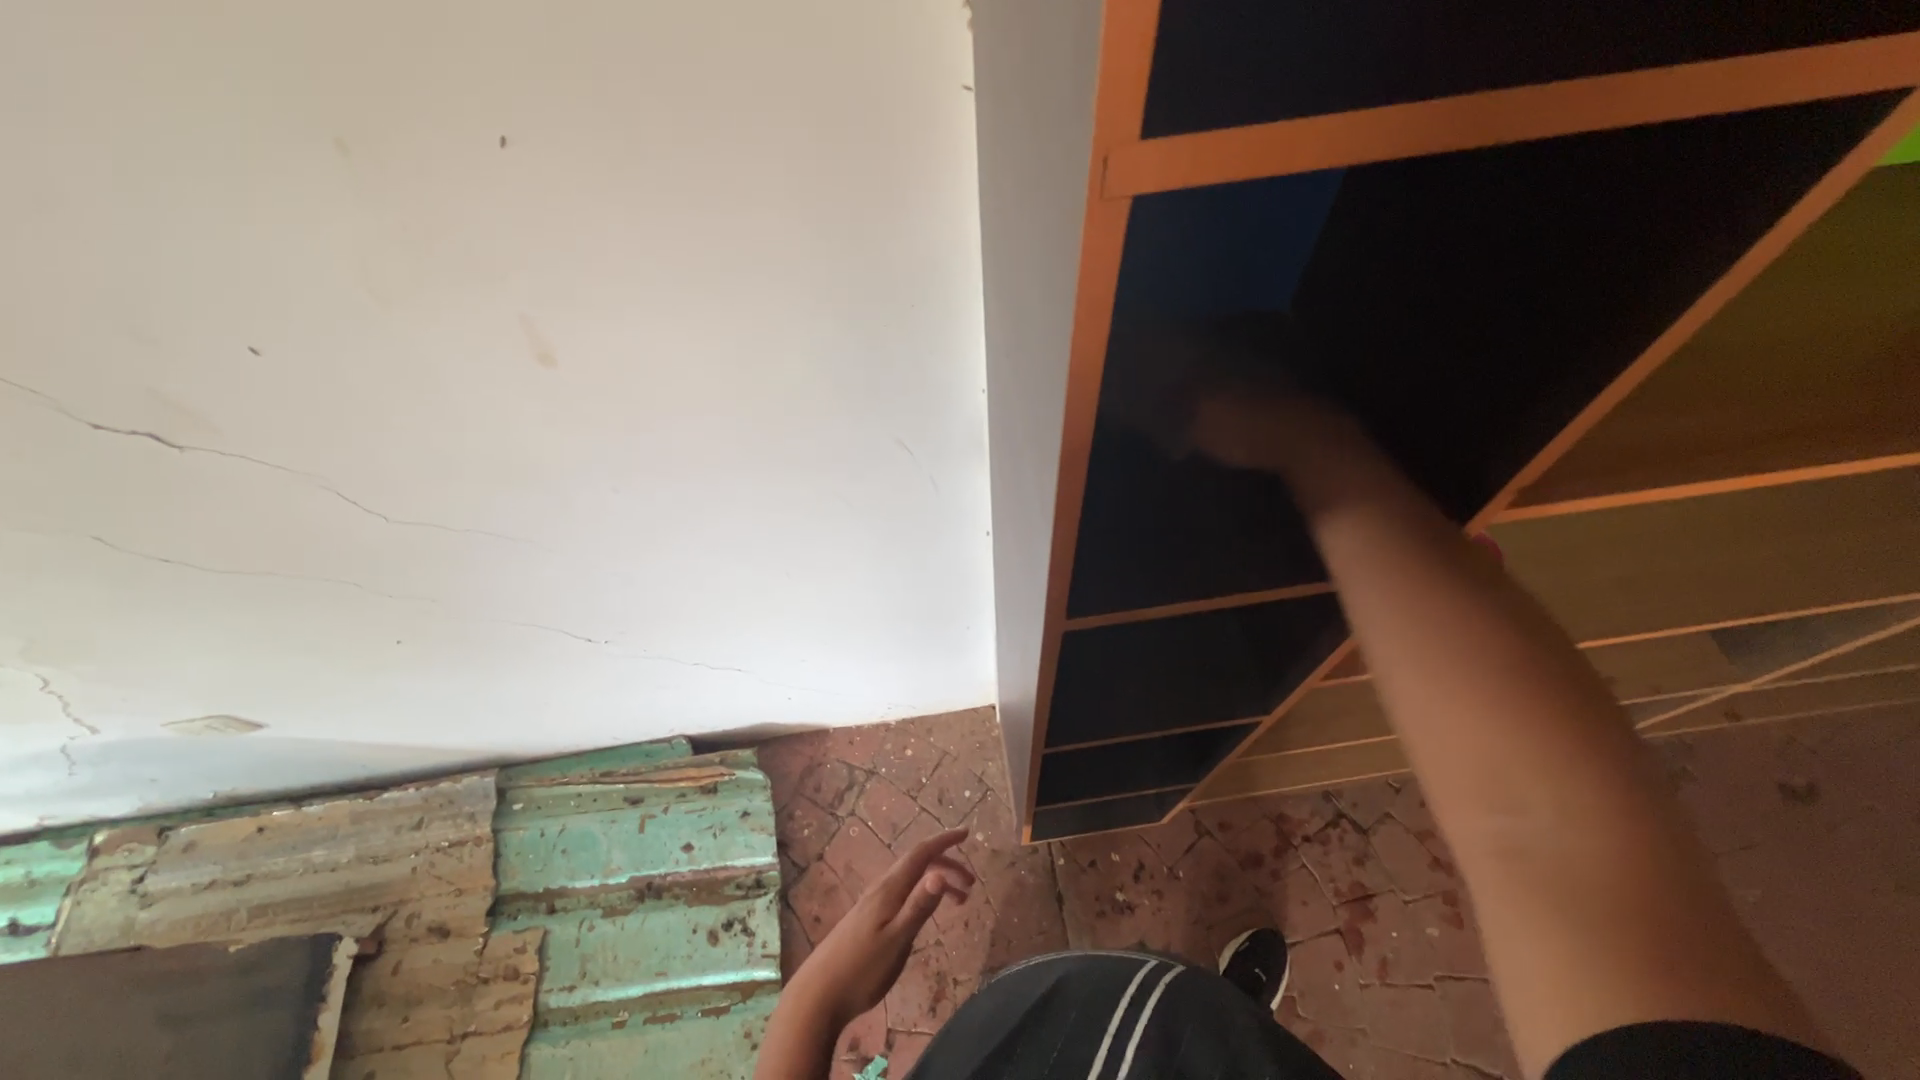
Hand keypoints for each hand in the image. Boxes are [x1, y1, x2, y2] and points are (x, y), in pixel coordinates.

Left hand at [788, 827, 975, 1029]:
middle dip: (947, 866)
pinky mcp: (867, 919)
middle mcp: (881, 890)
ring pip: (910, 880)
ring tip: (959, 904)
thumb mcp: (896, 941)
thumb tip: (941, 874)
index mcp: (889, 890)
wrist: (818, 995)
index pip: (920, 854)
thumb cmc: (861, 970)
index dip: (944, 841)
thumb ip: (918, 907)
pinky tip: (924, 914)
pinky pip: (902, 893)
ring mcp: (872, 904)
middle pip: (917, 864)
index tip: (966, 833)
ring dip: (936, 882)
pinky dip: (922, 894)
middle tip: (971, 885)